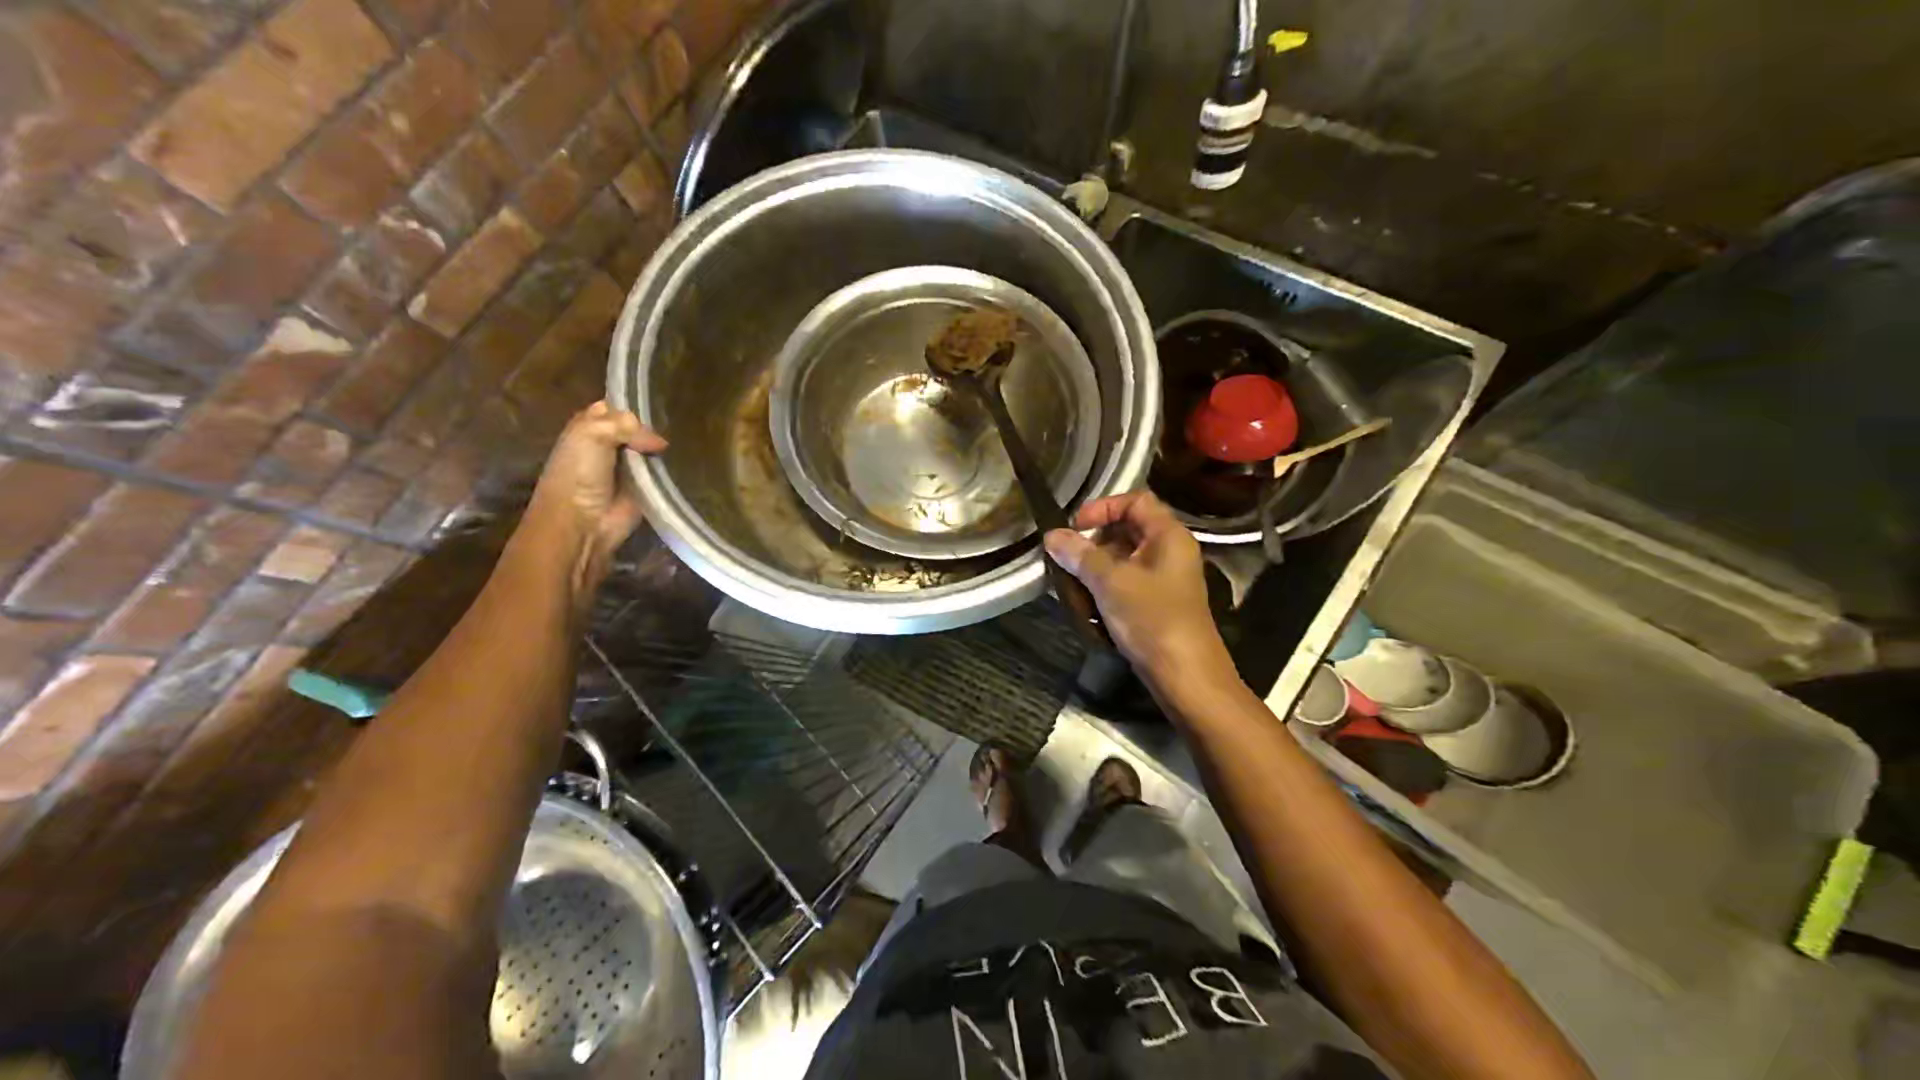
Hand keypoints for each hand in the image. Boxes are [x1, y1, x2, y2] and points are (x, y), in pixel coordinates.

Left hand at [520, 401, 666, 596]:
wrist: (582, 521)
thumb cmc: (578, 473)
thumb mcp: (592, 433)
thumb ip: (627, 425)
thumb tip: (660, 444)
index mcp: (589, 425)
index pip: (617, 406)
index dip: (632, 406)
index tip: (653, 407)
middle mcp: (609, 443)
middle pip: (638, 427)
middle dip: (653, 427)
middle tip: (673, 427)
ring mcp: (629, 466)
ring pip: (652, 448)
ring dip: (662, 449)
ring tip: (684, 443)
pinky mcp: (646, 486)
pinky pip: (662, 471)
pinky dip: (670, 469)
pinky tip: (681, 463)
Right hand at [1044, 492, 1233, 689]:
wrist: (1185, 675)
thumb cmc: (1152, 619)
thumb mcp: (1110, 582)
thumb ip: (1080, 555)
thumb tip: (1052, 535)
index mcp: (1168, 536)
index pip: (1135, 500)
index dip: (1103, 507)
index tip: (1075, 527)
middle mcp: (1170, 551)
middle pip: (1128, 528)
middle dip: (1094, 539)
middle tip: (1069, 556)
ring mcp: (1164, 578)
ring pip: (1124, 557)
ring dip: (1095, 565)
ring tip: (1070, 579)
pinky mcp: (1156, 603)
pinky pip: (1126, 581)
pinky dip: (1105, 585)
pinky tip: (1085, 600)